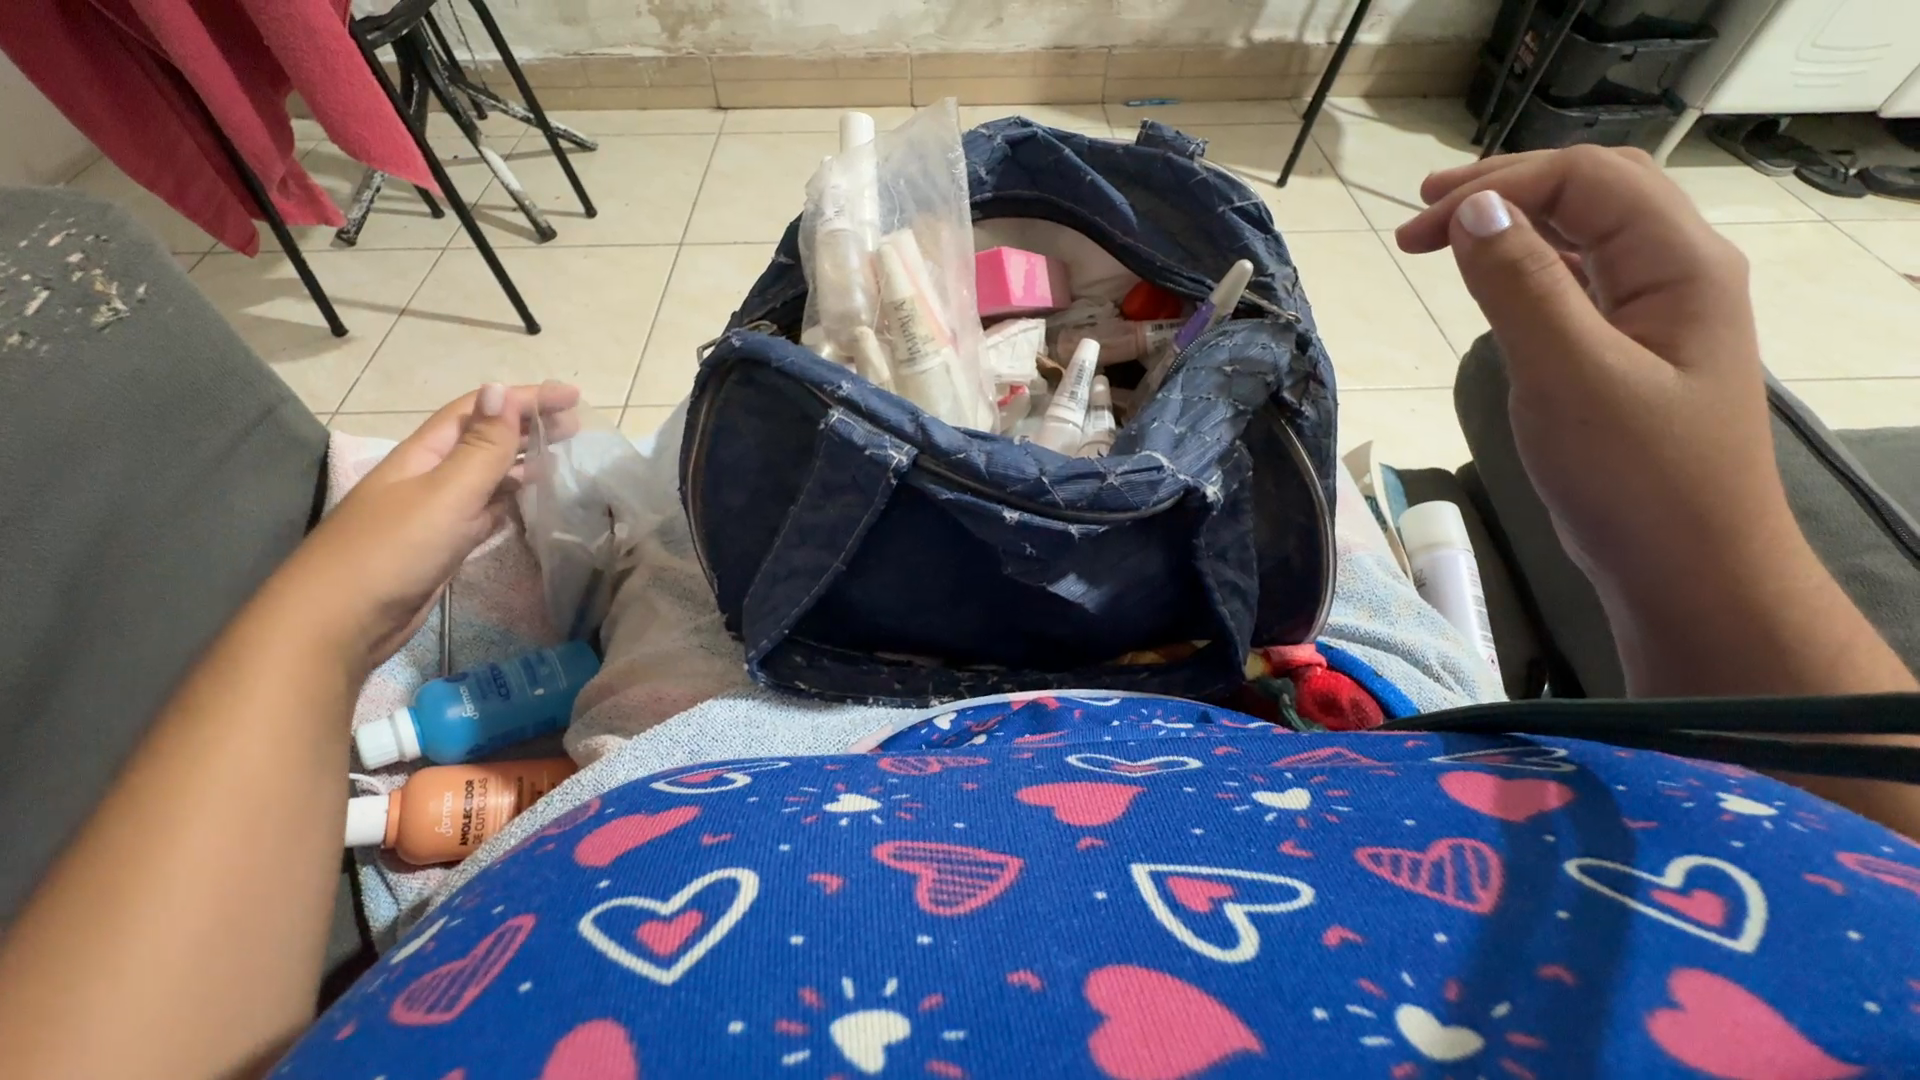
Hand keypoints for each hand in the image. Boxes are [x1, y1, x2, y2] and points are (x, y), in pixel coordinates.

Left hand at [277, 382, 580, 670]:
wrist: (341, 621)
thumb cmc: (393, 550)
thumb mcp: (445, 494)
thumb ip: (480, 447)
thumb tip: (500, 390)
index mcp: (424, 454)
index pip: (479, 411)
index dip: (524, 397)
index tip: (573, 396)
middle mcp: (430, 475)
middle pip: (484, 438)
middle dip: (528, 424)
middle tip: (575, 424)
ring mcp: (436, 511)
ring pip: (487, 473)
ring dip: (523, 459)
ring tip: (561, 455)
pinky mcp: (445, 543)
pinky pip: (487, 508)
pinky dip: (512, 497)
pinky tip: (531, 498)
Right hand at [1393, 146, 1790, 608]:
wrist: (1683, 563)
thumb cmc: (1633, 474)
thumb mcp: (1569, 375)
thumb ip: (1521, 286)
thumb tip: (1472, 211)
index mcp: (1679, 264)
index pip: (1586, 180)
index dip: (1498, 186)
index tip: (1416, 227)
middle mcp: (1675, 274)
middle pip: (1593, 191)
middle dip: (1506, 188)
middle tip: (1423, 213)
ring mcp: (1654, 315)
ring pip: (1585, 236)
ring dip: (1514, 223)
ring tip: (1444, 236)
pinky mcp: (1627, 352)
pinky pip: (1577, 284)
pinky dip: (1526, 268)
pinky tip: (1493, 283)